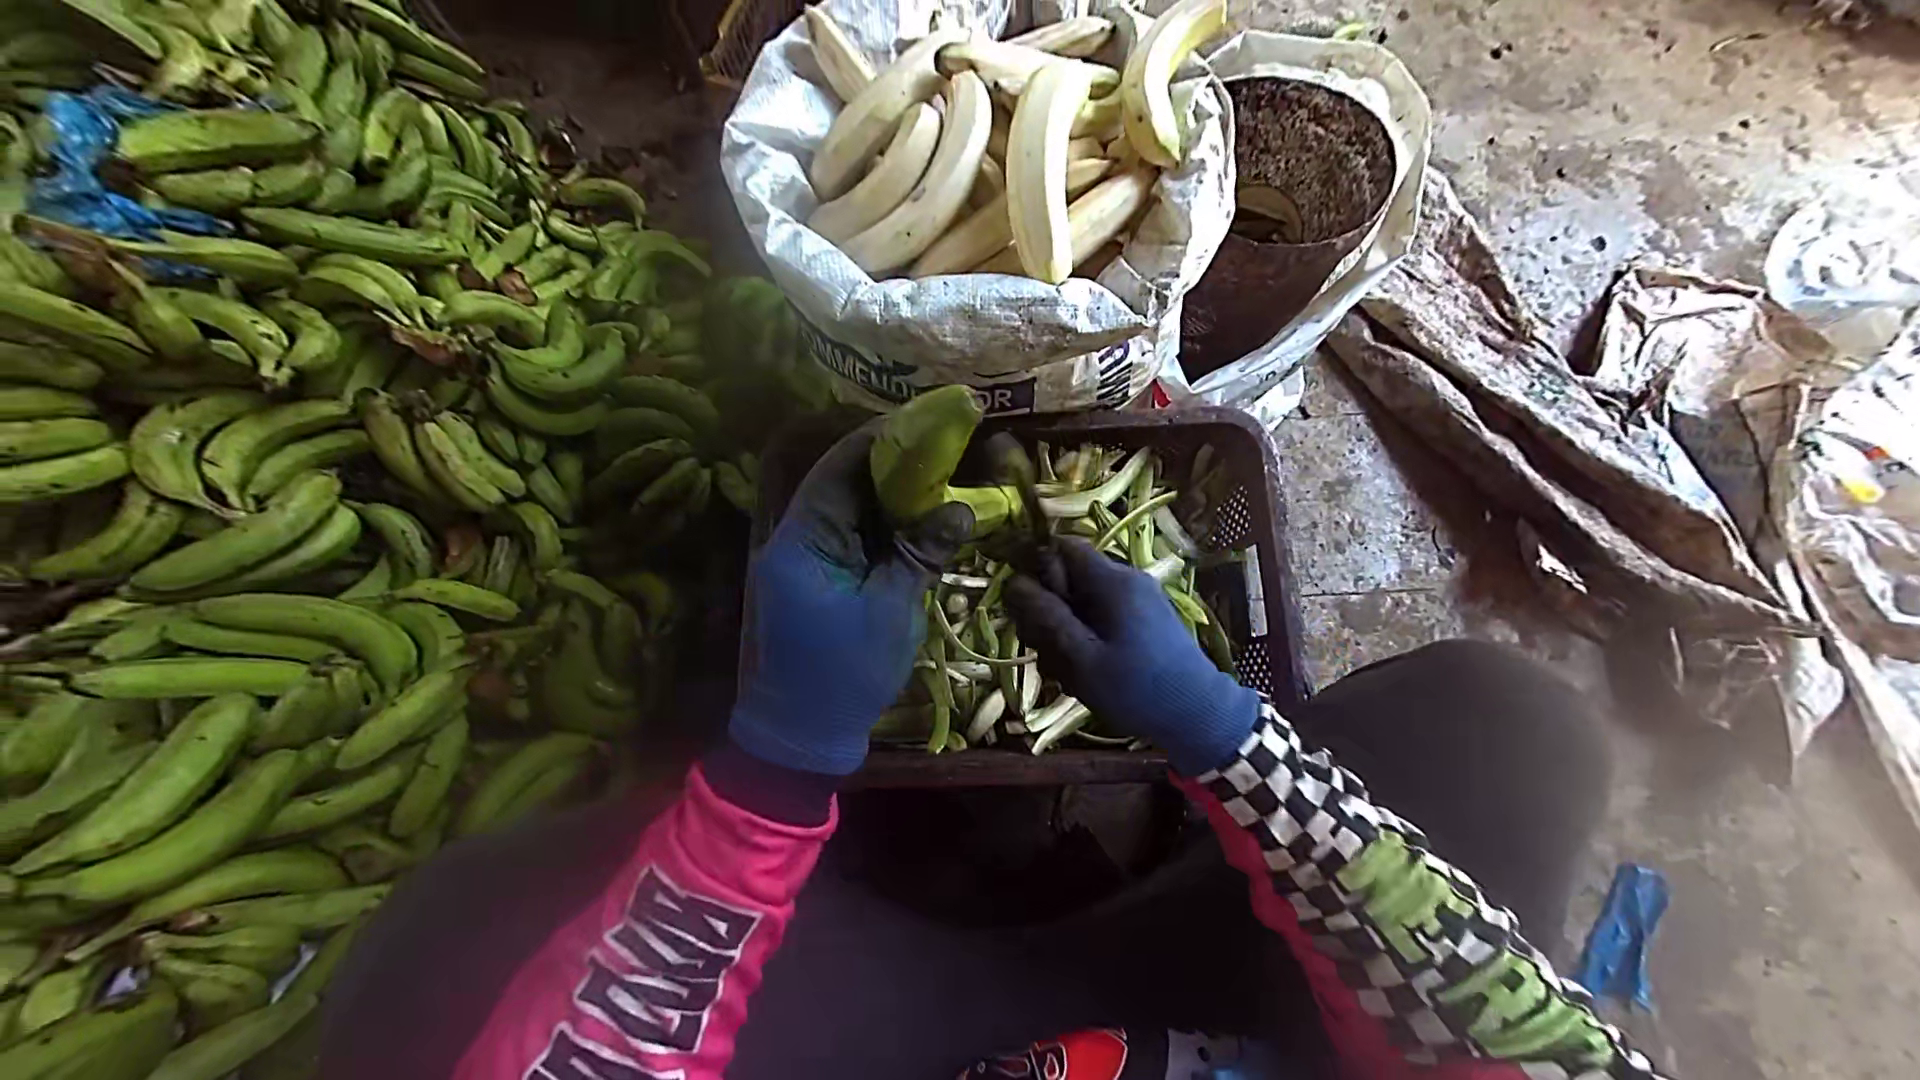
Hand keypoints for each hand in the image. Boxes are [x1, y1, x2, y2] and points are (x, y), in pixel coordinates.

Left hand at [729, 422, 973, 775]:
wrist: (799, 735)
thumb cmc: (842, 675)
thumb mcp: (889, 612)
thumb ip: (921, 554)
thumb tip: (962, 509)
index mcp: (800, 542)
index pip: (836, 470)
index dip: (877, 441)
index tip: (921, 423)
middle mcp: (793, 540)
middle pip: (841, 484)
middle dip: (888, 464)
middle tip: (938, 447)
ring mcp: (803, 560)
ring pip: (848, 510)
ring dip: (888, 494)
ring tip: (935, 475)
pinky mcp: (818, 579)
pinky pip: (852, 538)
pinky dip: (883, 526)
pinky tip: (916, 518)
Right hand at [1005, 539, 1257, 774]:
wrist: (1197, 715)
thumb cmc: (1137, 688)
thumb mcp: (1082, 658)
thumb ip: (1046, 617)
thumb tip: (1013, 582)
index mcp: (1112, 581)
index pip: (1063, 547)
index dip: (1039, 569)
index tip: (1032, 607)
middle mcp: (1126, 579)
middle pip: (1069, 575)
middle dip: (1048, 607)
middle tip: (1044, 648)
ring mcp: (1138, 598)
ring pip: (1082, 598)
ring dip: (1064, 627)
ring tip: (1065, 667)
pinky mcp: (1144, 617)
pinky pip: (1101, 614)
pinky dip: (1086, 635)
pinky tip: (1084, 668)